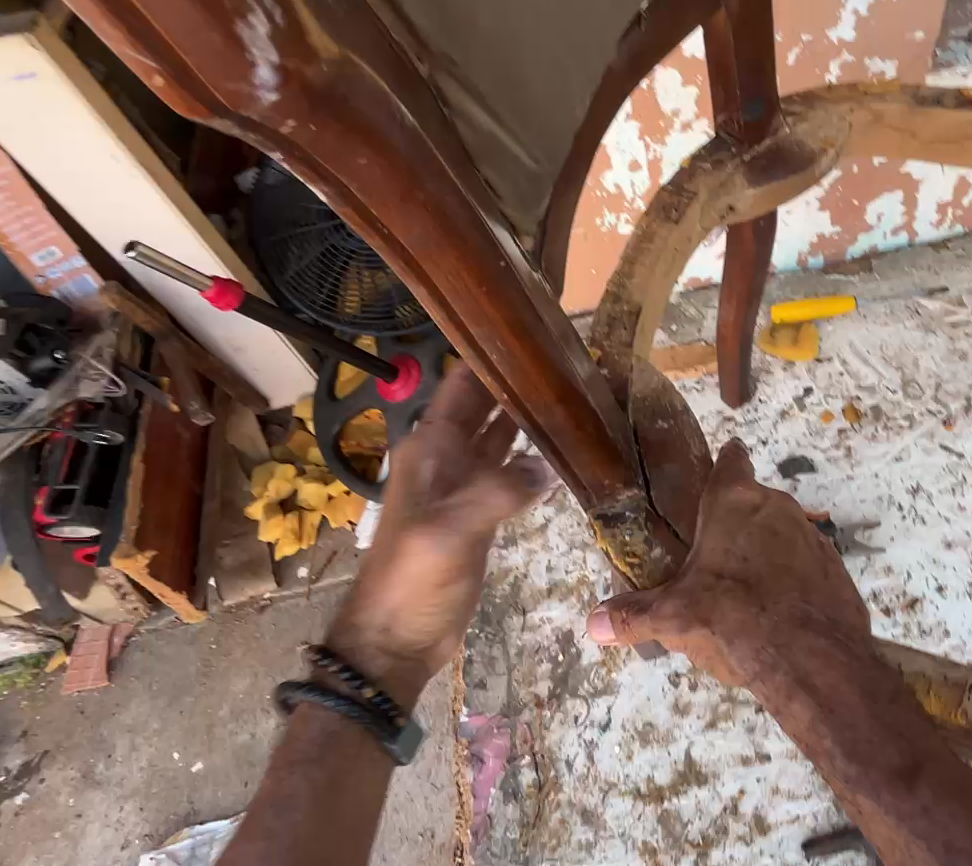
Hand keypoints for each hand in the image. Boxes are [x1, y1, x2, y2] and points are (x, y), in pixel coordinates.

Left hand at [325, 366, 555, 702]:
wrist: (396, 637)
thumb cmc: (412, 579)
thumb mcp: (449, 532)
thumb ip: (497, 492)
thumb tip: (547, 465)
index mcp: (431, 446)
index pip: (462, 384)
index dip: (492, 356)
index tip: (535, 333)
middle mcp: (447, 454)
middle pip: (485, 403)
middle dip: (519, 380)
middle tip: (570, 359)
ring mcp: (465, 483)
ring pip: (501, 434)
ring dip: (530, 414)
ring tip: (575, 391)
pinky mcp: (482, 510)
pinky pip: (511, 469)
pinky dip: (534, 454)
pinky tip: (564, 446)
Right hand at [584, 439, 870, 688]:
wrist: (809, 655)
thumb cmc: (731, 615)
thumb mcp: (673, 617)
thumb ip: (634, 616)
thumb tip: (593, 625)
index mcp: (734, 501)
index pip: (731, 460)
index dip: (725, 463)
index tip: (721, 467)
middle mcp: (778, 506)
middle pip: (755, 503)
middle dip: (738, 525)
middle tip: (717, 558)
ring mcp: (813, 536)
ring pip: (784, 534)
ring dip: (769, 553)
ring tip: (749, 593)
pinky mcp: (837, 568)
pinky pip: (809, 566)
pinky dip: (796, 581)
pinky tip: (782, 613)